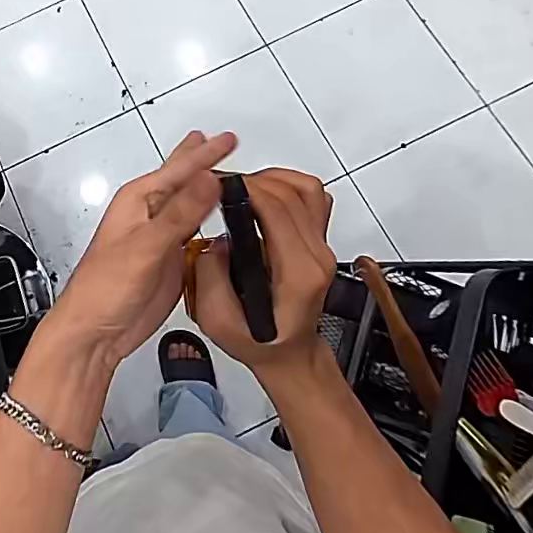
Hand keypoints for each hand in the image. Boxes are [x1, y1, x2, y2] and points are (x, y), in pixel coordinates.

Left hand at [38, 131, 237, 372]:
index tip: (229, 138)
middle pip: (181, 180)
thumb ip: (180, 213)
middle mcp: (148, 214)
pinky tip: (217, 220)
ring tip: (223, 175)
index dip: (207, 154)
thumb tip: (208, 178)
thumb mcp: (146, 246)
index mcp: (138, 201)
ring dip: (207, 191)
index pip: (180, 169)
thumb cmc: (104, 287)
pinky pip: (193, 233)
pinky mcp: (168, 260)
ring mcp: (159, 237)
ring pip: (188, 205)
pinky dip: (208, 223)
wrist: (96, 331)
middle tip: (221, 143)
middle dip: (201, 161)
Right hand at [186, 169, 337, 386]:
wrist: (288, 352)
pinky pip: (311, 196)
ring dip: (269, 179)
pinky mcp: (319, 239)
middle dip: (249, 181)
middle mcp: (316, 257)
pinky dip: (286, 184)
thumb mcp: (217, 321)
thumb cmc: (259, 341)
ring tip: (240, 188)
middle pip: (289, 193)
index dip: (244, 187)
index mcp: (297, 275)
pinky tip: (263, 192)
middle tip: (220, 186)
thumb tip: (215, 240)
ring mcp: (322, 246)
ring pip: (304, 188)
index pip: (277, 209)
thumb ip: (210, 278)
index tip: (217, 186)